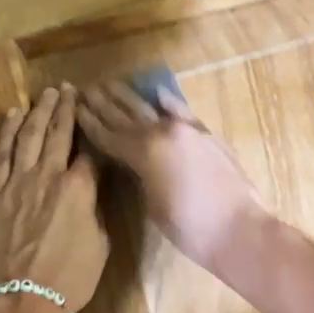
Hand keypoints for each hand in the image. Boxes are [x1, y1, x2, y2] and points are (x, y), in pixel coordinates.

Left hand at [0, 85, 108, 312]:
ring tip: (46, 94)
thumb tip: (90, 194)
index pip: (92, 152)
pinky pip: (2, 154)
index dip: (97, 132)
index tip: (99, 117)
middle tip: (70, 90)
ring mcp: (18, 181)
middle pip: (60, 133)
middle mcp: (50, 175)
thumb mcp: (99, 244)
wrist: (22, 296)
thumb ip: (94, 211)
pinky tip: (14, 115)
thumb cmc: (70, 278)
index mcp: (81, 188)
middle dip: (67, 109)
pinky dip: (9, 131)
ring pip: (30, 135)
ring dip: (40, 111)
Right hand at [78, 79, 267, 270]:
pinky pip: (183, 112)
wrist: (238, 228)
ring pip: (152, 109)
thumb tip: (137, 162)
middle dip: (104, 104)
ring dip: (130, 97)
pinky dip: (169, 102)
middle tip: (86, 89)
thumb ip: (141, 175)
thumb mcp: (153, 204)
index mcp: (144, 151)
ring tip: (111, 84)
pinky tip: (158, 92)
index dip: (91, 123)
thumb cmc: (189, 227)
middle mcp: (163, 132)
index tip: (75, 108)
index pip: (109, 135)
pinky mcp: (208, 135)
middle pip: (127, 116)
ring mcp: (188, 130)